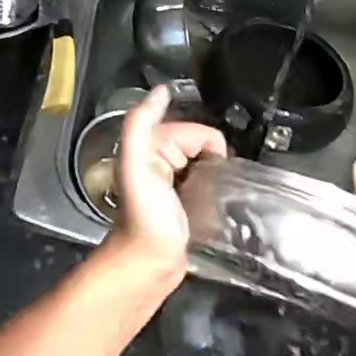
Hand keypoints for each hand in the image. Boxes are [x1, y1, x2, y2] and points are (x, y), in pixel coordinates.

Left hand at [112, 86, 226, 267]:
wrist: (147, 265)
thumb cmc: (144, 215)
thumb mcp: (135, 163)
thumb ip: (141, 123)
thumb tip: (163, 90)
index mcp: (151, 145)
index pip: (198, 132)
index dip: (210, 147)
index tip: (210, 171)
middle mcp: (162, 160)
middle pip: (207, 149)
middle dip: (217, 163)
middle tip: (211, 189)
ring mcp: (176, 185)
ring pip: (211, 168)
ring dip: (220, 180)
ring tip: (217, 201)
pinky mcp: (188, 207)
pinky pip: (213, 190)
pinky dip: (219, 195)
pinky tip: (218, 210)